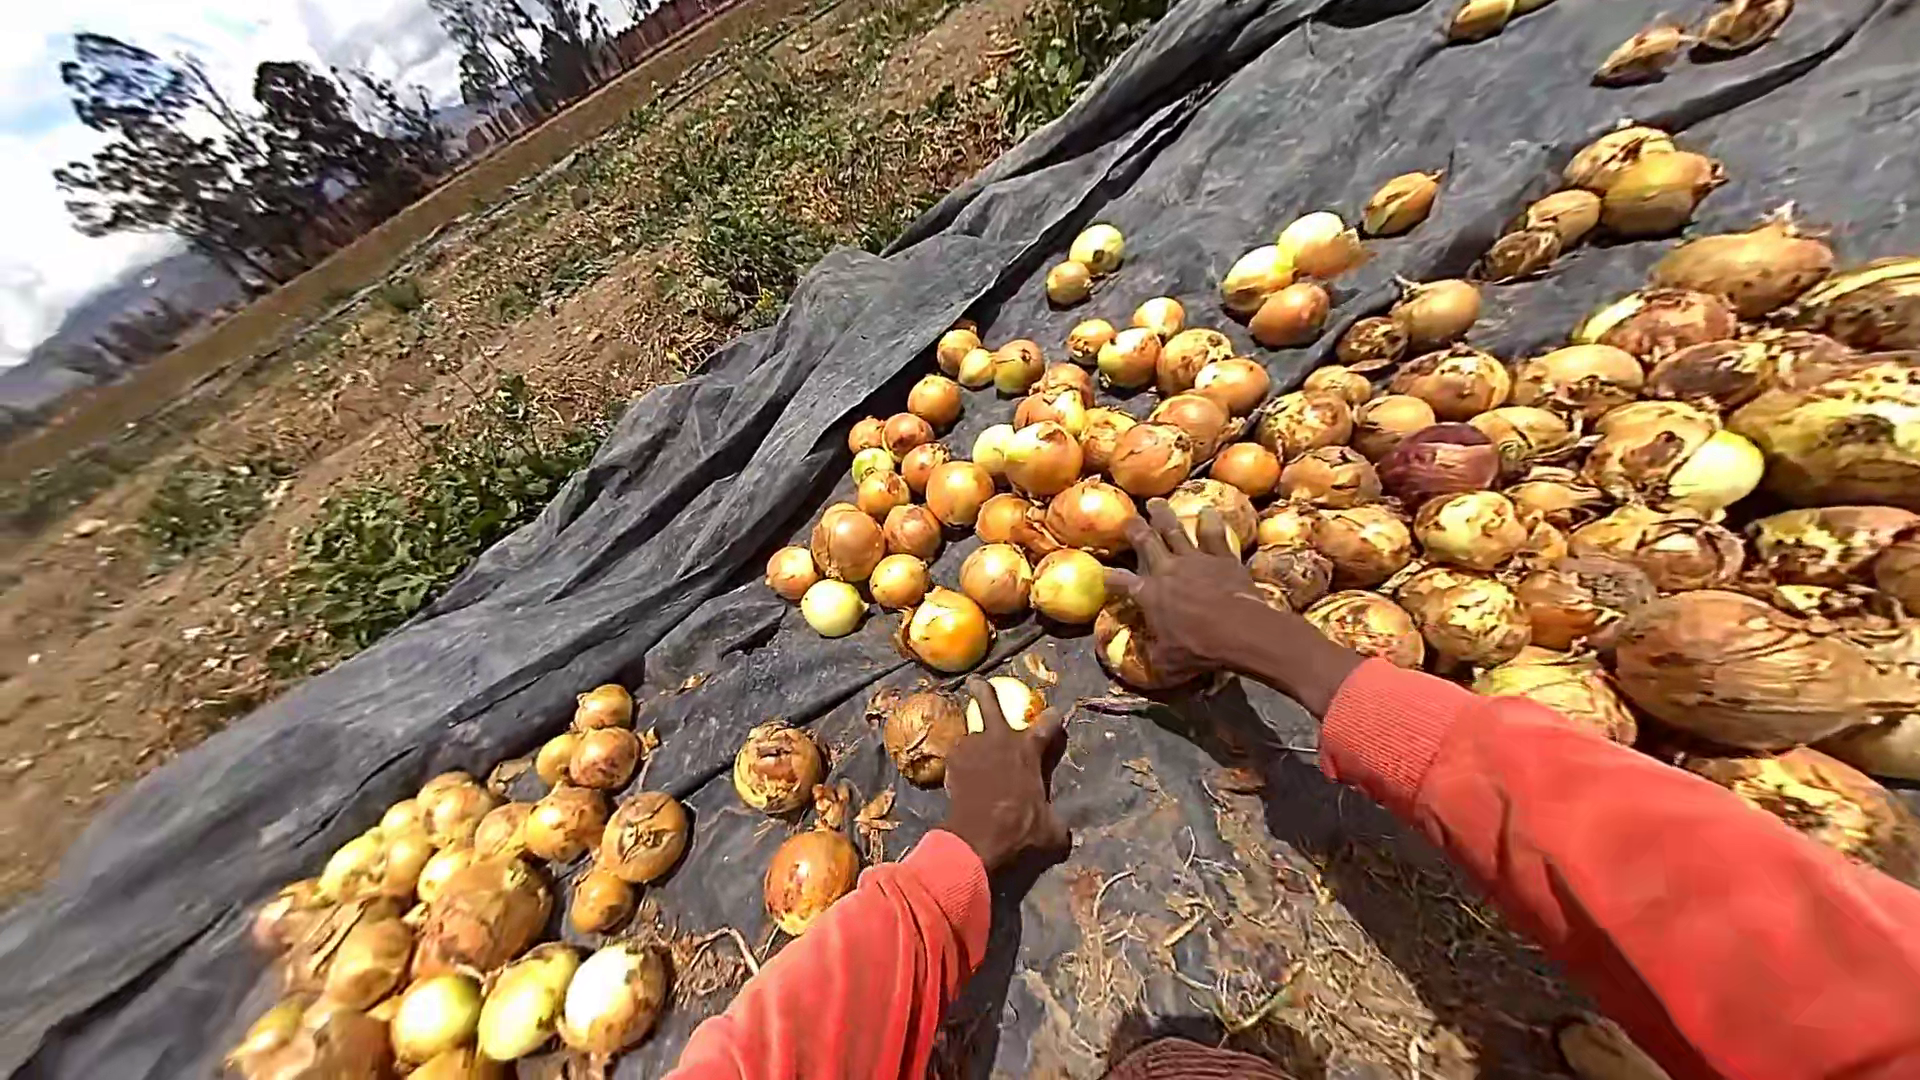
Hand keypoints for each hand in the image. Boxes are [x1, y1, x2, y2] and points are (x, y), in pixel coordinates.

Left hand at [940, 678, 1070, 875]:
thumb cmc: (1021, 829)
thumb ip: (1056, 819)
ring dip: (971, 740)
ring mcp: (974, 746)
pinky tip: (959, 774)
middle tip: (976, 682)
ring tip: (968, 748)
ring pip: (970, 732)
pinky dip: (960, 762)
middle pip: (990, 703)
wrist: (979, 836)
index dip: (1053, 718)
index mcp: (1030, 749)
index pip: (1048, 724)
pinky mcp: (953, 761)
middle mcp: (1001, 739)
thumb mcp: (1052, 830)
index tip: (1055, 712)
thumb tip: (1061, 828)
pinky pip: (958, 755)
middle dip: (984, 690)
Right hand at [1102, 499, 1267, 681]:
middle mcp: (1166, 570)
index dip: (1111, 577)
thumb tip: (1143, 665)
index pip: (1121, 582)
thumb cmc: (1198, 649)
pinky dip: (1209, 523)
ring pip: (1174, 531)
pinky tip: (1207, 512)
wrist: (1239, 631)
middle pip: (1145, 542)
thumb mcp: (1168, 663)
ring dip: (1163, 516)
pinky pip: (1212, 536)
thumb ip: (1154, 658)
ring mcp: (1194, 560)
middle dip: (1134, 529)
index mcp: (1148, 595)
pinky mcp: (1221, 558)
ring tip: (1156, 502)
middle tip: (1128, 518)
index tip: (1104, 572)